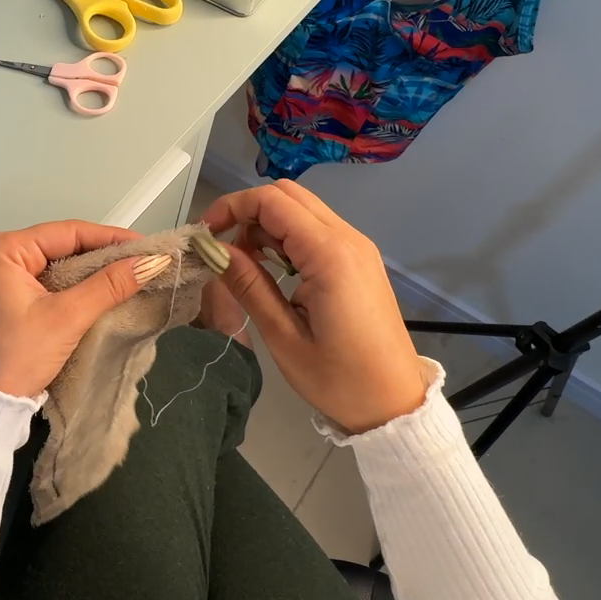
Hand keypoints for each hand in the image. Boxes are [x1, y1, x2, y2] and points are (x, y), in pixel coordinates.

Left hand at [0, 221, 145, 398]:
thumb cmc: (17, 356)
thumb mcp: (66, 318)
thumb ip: (109, 285)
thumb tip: (151, 261)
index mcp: (4, 248)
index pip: (68, 232)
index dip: (112, 238)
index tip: (148, 246)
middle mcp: (0, 254)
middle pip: (63, 245)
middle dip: (104, 255)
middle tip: (145, 261)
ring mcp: (2, 276)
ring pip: (59, 263)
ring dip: (93, 272)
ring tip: (133, 274)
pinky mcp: (8, 297)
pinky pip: (50, 281)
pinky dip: (76, 286)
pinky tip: (105, 290)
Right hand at [202, 181, 427, 432]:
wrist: (396, 404)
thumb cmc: (339, 380)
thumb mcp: (283, 337)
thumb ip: (248, 285)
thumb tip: (214, 250)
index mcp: (330, 255)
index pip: (272, 201)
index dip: (231, 207)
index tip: (205, 234)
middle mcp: (348, 239)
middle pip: (287, 195)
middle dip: (246, 212)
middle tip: (222, 248)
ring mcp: (357, 248)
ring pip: (301, 208)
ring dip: (265, 224)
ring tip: (242, 262)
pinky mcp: (358, 260)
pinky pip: (315, 228)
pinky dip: (285, 235)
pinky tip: (271, 268)